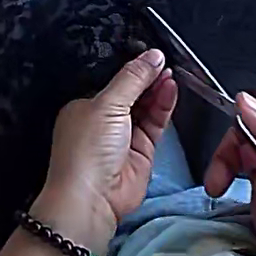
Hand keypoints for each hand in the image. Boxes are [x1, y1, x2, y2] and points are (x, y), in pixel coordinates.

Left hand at [33, 50, 178, 253]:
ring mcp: (124, 136)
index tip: (150, 56)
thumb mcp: (107, 104)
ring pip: (146, 106)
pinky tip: (170, 89)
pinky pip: (156, 122)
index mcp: (85, 107)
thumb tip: (152, 56)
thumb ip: (133, 78)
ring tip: (170, 73)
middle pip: (132, 92)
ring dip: (158, 89)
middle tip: (164, 62)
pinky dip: (164, 106)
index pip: (113, 81)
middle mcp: (104, 121)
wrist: (92, 198)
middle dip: (147, 78)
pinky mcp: (142, 150)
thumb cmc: (86, 153)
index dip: (132, 69)